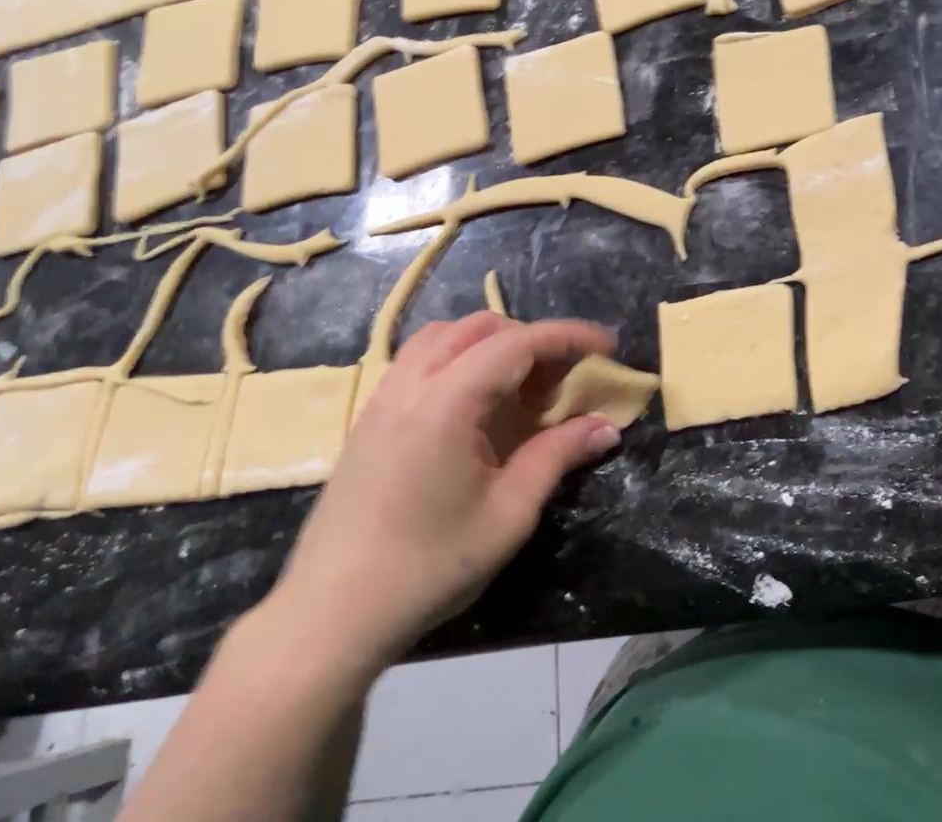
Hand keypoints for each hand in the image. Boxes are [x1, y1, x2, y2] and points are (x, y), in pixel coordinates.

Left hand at [268, 312, 620, 669]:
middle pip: (476, 328)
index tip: (607, 347)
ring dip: (491, 346)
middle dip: (530, 339)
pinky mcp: (369, 423)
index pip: (516, 343)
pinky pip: (418, 365)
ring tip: (523, 389)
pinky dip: (460, 363)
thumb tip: (606, 427)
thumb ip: (558, 456)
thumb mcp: (510, 512)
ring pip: (441, 339)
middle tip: (564, 380)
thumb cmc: (430, 565)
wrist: (333, 613)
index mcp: (446, 404)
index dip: (567, 337)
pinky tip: (480, 410)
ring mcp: (381, 402)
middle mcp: (409, 387)